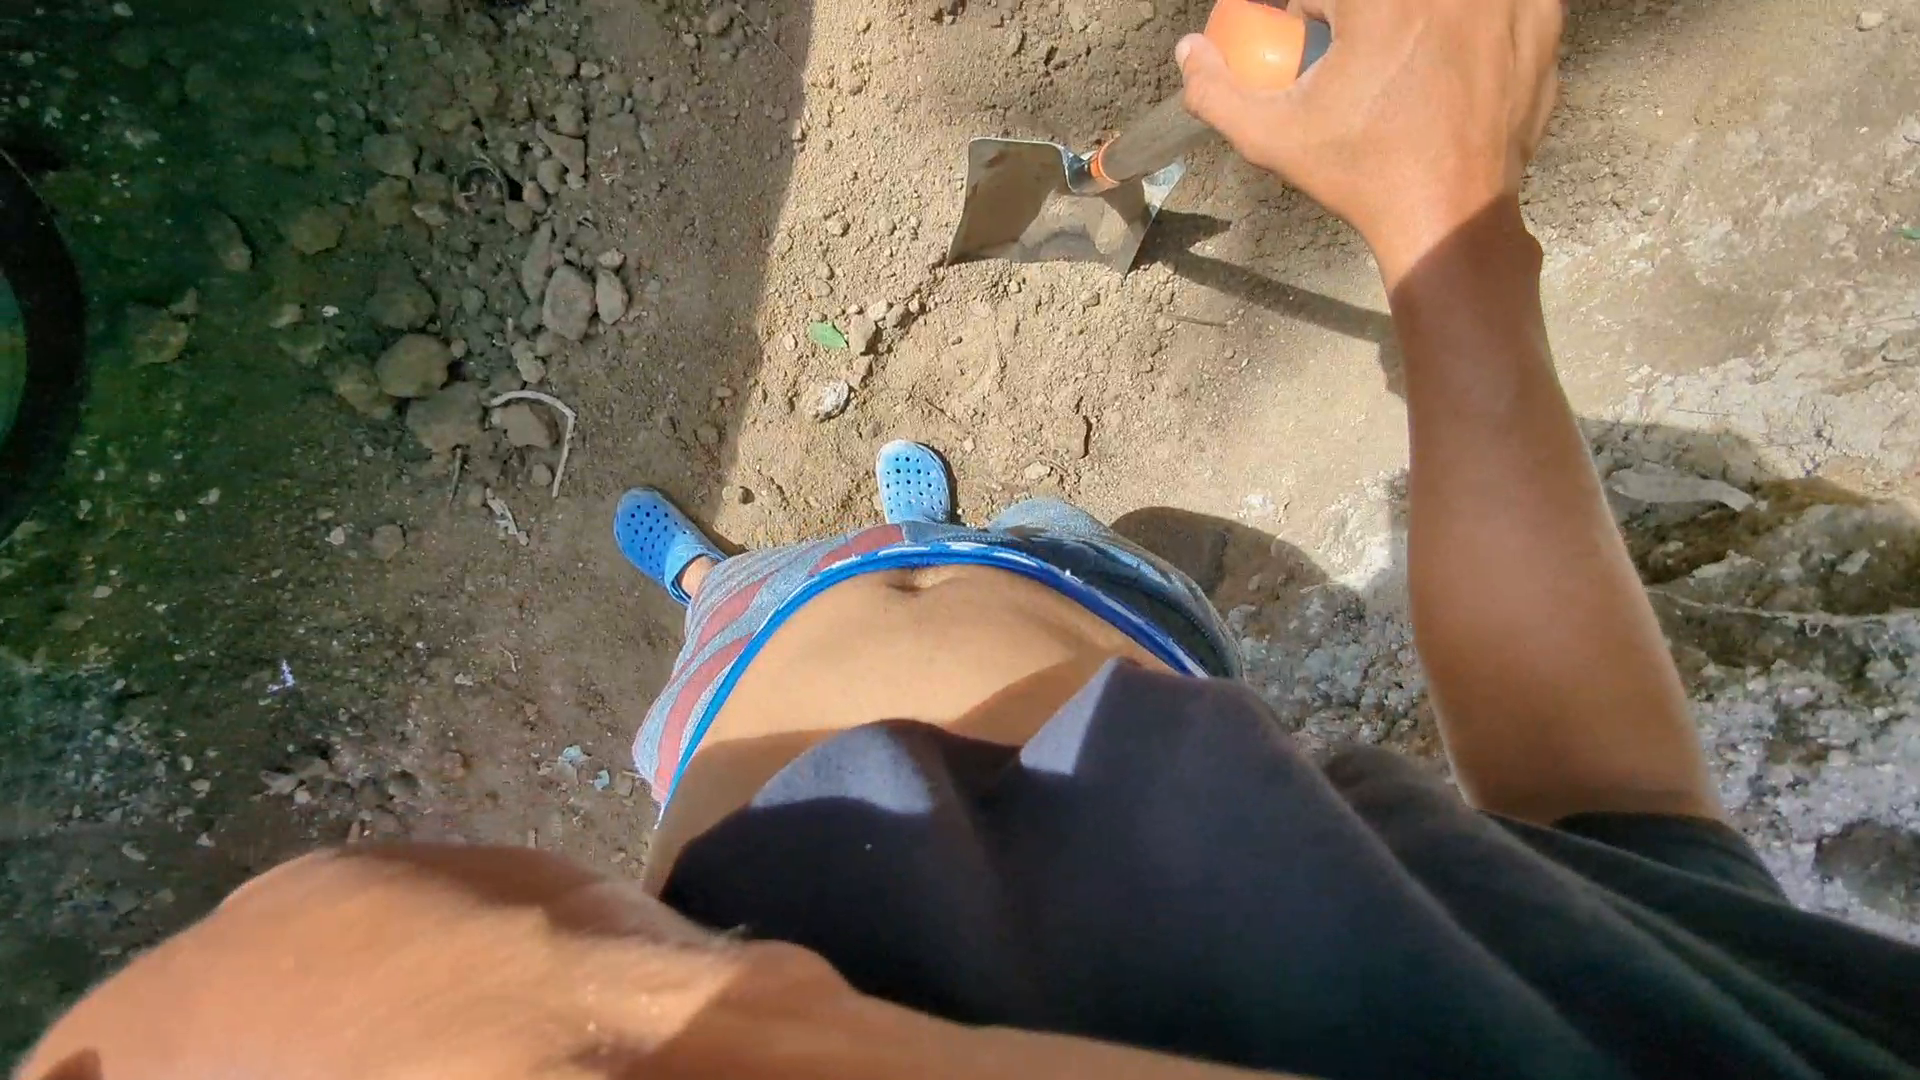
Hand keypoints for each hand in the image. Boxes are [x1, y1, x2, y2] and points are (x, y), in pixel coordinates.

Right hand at [1177, 0, 1562, 284]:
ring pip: (1430, 2)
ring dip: (1403, 20)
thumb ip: (1217, 92)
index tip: (1295, 33)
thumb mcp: (1273, 139)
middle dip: (1351, 15)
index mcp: (1383, 0)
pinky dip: (1461, 19)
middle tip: (1345, 52)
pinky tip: (1443, 64)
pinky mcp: (1543, 12)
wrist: (1448, 215)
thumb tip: (1187, 50)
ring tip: (1396, 67)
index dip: (1296, 9)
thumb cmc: (1358, 176)